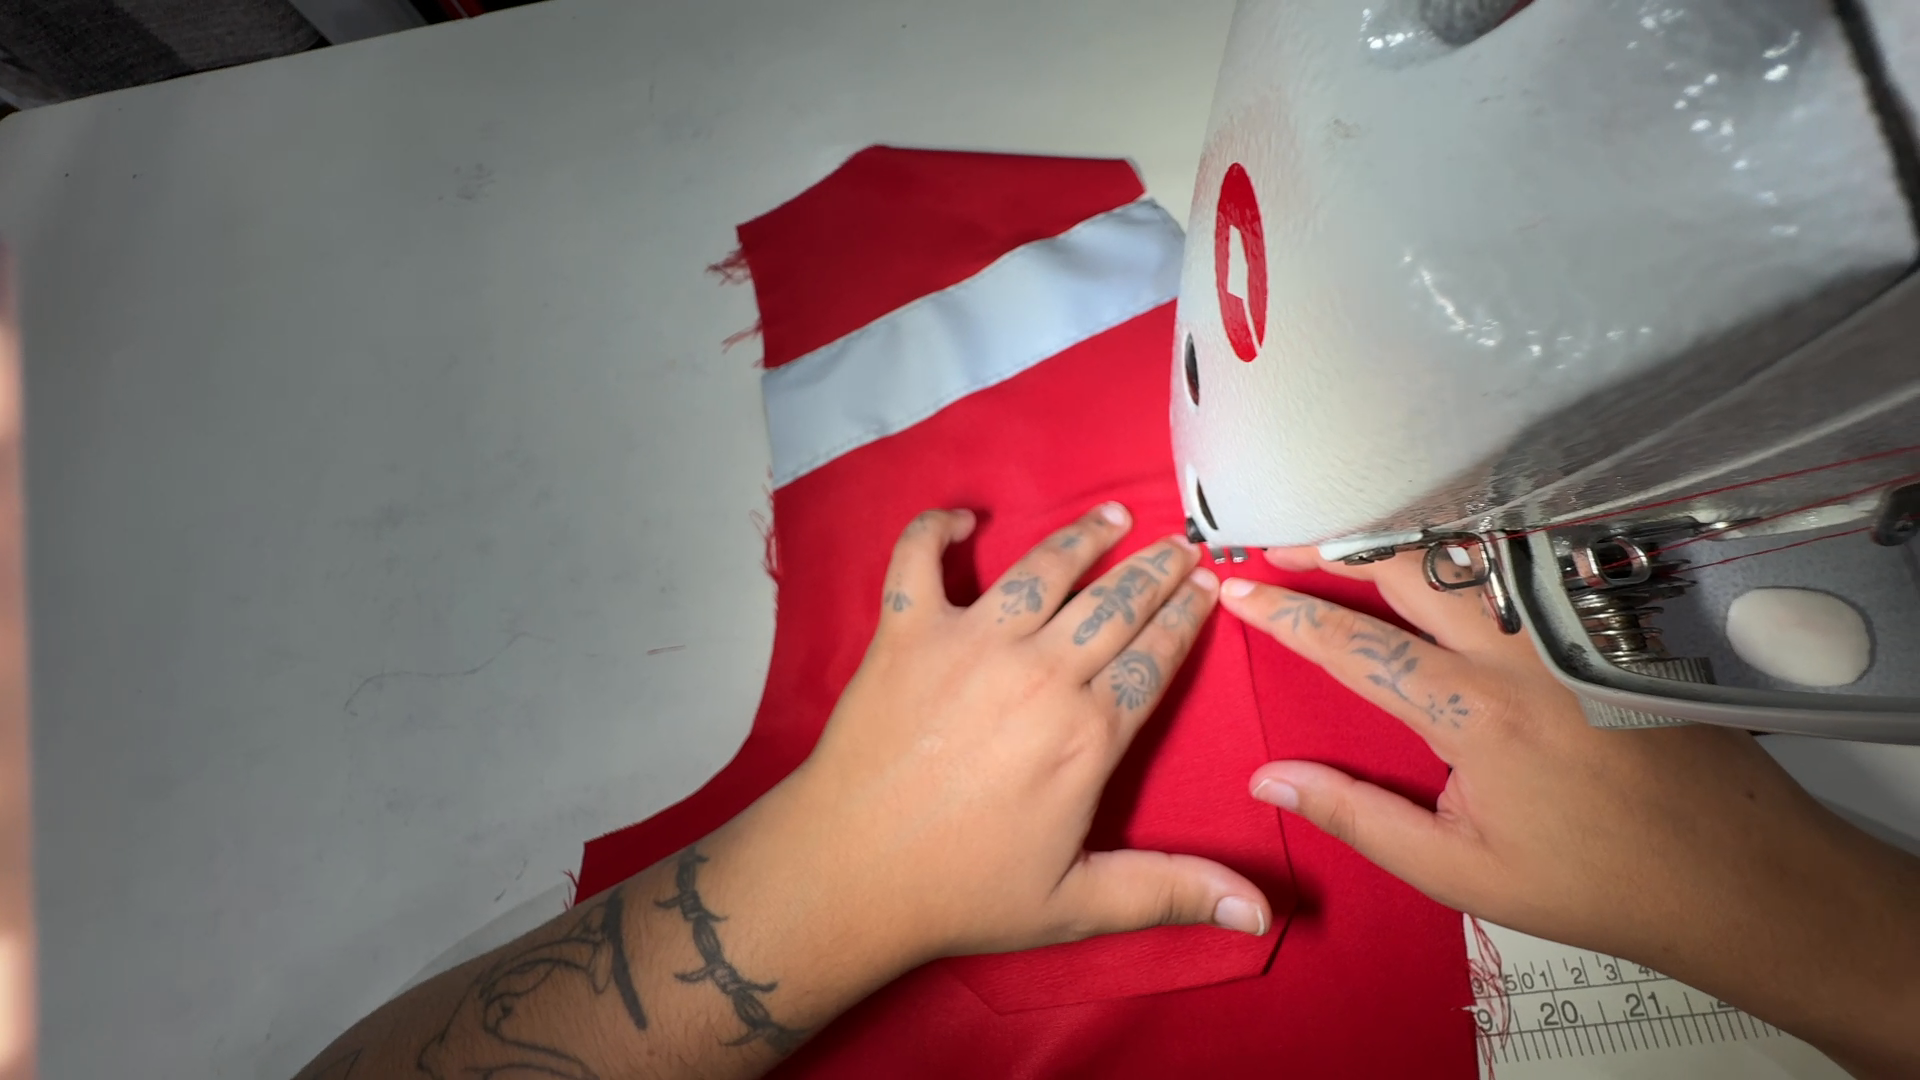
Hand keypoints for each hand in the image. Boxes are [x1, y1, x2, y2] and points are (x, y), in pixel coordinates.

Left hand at [761, 504, 1269, 969]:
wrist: (849, 871)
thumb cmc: (962, 888)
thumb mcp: (1076, 904)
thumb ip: (1170, 891)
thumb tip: (1262, 912)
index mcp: (1087, 732)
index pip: (1155, 658)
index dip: (1187, 619)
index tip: (1208, 585)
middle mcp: (1038, 672)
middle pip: (1114, 605)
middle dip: (1155, 570)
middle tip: (1180, 544)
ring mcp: (968, 642)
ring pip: (1042, 570)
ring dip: (1084, 537)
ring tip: (1115, 515)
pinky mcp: (906, 632)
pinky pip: (918, 560)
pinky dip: (934, 530)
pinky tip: (961, 517)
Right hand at [1219, 550, 1919, 1076]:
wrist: (1750, 881)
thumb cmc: (1591, 881)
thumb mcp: (1459, 872)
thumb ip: (1356, 816)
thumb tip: (1267, 776)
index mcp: (1474, 714)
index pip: (1353, 645)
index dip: (1286, 614)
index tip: (1238, 590)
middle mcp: (1517, 655)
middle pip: (1407, 568)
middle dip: (1331, 547)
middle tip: (1279, 544)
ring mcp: (1565, 632)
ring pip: (1460, 556)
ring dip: (1389, 543)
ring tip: (1336, 542)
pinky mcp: (1597, 630)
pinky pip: (1509, 572)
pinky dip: (1450, 554)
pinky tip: (1425, 561)